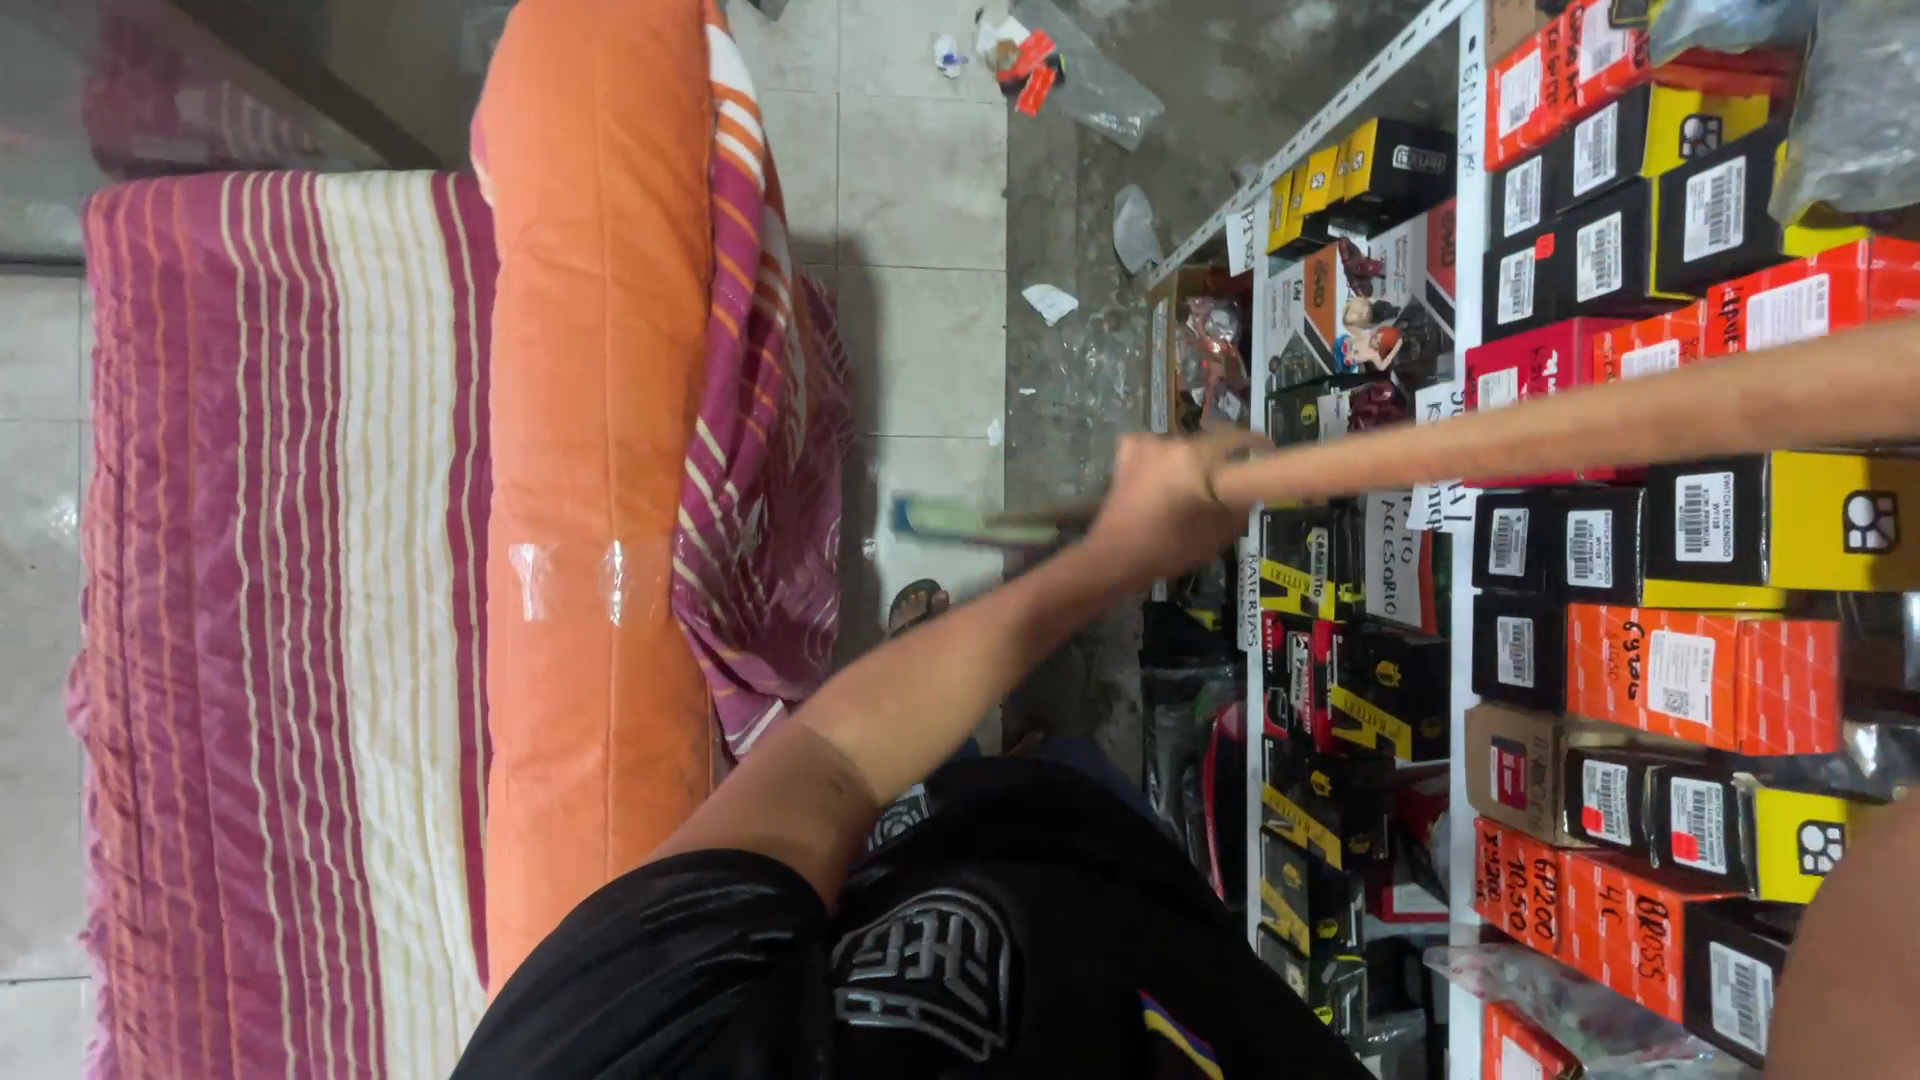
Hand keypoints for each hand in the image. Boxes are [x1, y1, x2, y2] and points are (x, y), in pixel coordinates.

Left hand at [1082, 430, 1270, 588]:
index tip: (1266, 457)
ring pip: (1179, 447)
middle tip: (1228, 484)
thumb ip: (1241, 504)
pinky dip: (1159, 459)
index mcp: (1195, 454)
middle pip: (1206, 443)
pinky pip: (1150, 449)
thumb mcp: (1220, 531)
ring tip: (1192, 488)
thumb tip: (1248, 489)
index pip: (1237, 438)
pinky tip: (1160, 477)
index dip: (1256, 446)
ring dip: (1189, 462)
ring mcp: (1142, 447)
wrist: (1116, 558)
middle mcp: (1169, 441)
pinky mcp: (1123, 459)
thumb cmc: (1171, 547)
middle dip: (1220, 460)